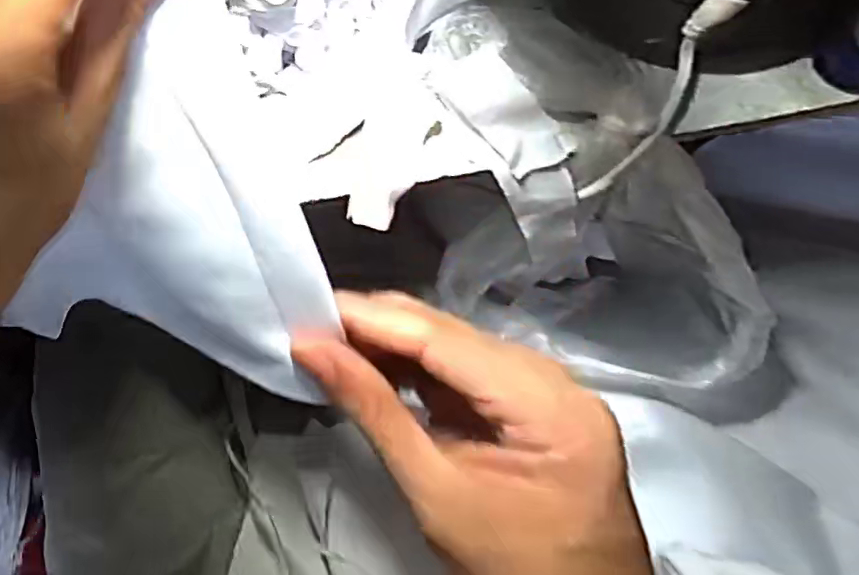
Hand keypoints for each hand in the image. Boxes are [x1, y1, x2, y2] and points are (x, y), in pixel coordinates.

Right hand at [293, 293, 652, 574]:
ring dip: (385, 340)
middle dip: (371, 325)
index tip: (306, 310)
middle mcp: (552, 378)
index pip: (436, 336)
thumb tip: (308, 345)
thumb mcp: (432, 490)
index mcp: (546, 405)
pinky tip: (371, 364)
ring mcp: (544, 384)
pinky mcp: (528, 395)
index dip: (366, 317)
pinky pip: (456, 358)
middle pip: (441, 329)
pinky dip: (409, 360)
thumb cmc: (512, 568)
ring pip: (444, 336)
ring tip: (331, 346)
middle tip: (310, 330)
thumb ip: (370, 407)